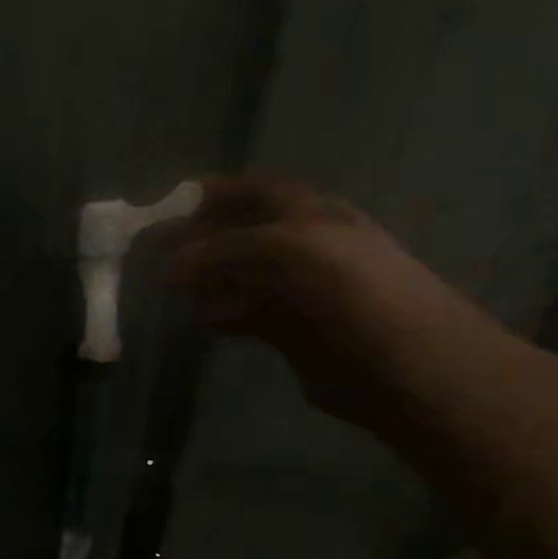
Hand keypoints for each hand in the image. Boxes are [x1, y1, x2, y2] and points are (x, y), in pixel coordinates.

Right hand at [162, 176, 502, 423]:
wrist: (405, 366)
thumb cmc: (353, 292)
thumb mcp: (290, 248)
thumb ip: (226, 249)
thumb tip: (173, 265)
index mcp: (310, 215)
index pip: (252, 192)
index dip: (210, 194)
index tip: (165, 205)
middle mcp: (301, 246)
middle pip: (238, 233)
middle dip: (197, 238)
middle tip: (152, 251)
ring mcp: (295, 290)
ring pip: (237, 276)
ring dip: (204, 278)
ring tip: (169, 288)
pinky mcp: (288, 331)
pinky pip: (243, 315)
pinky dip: (218, 314)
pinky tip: (199, 320)